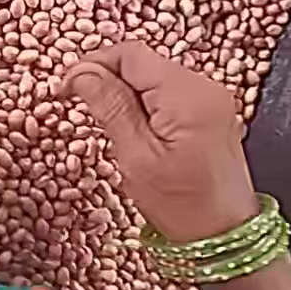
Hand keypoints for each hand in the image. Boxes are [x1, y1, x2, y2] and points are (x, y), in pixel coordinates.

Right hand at [63, 42, 259, 241]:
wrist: (224, 235)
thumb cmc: (180, 203)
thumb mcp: (136, 156)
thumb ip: (110, 107)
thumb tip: (81, 72)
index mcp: (186, 94)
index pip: (130, 54)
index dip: (92, 64)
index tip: (66, 89)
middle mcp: (204, 86)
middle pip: (142, 62)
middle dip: (105, 78)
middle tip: (78, 106)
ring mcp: (209, 97)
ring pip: (151, 77)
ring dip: (121, 92)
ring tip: (103, 123)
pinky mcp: (208, 112)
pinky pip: (165, 93)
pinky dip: (140, 103)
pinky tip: (128, 129)